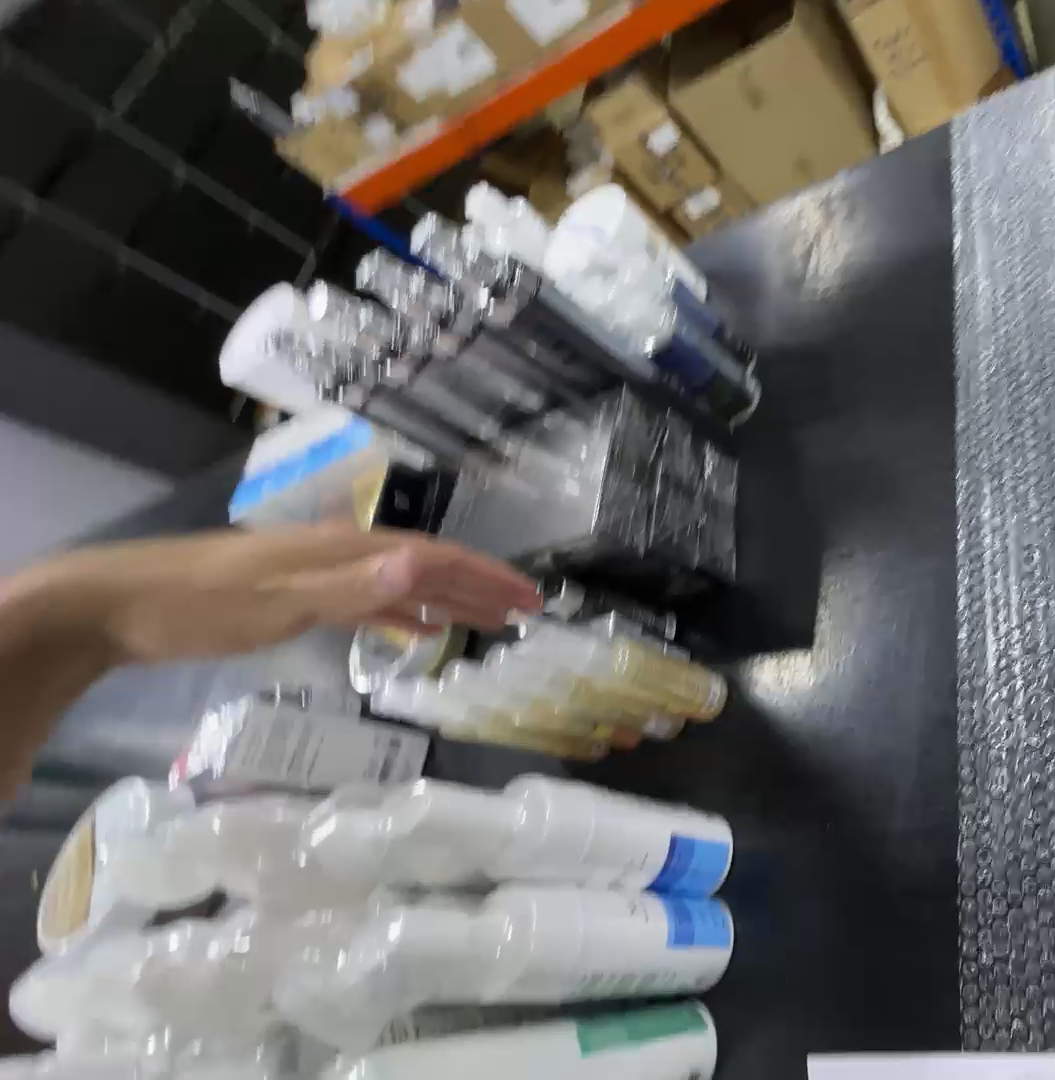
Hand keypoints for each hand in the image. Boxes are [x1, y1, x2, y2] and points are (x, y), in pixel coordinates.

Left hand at [15, 524, 542, 664]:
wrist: (109, 605)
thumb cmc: (198, 605)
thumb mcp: (280, 600)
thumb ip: (356, 587)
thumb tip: (424, 565)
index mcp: (352, 550)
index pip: (440, 559)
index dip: (489, 577)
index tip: (530, 598)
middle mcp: (349, 556)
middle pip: (432, 569)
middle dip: (484, 588)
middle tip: (529, 610)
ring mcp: (327, 574)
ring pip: (407, 586)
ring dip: (453, 603)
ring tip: (492, 622)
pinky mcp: (305, 595)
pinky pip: (376, 604)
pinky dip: (408, 617)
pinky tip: (422, 633)